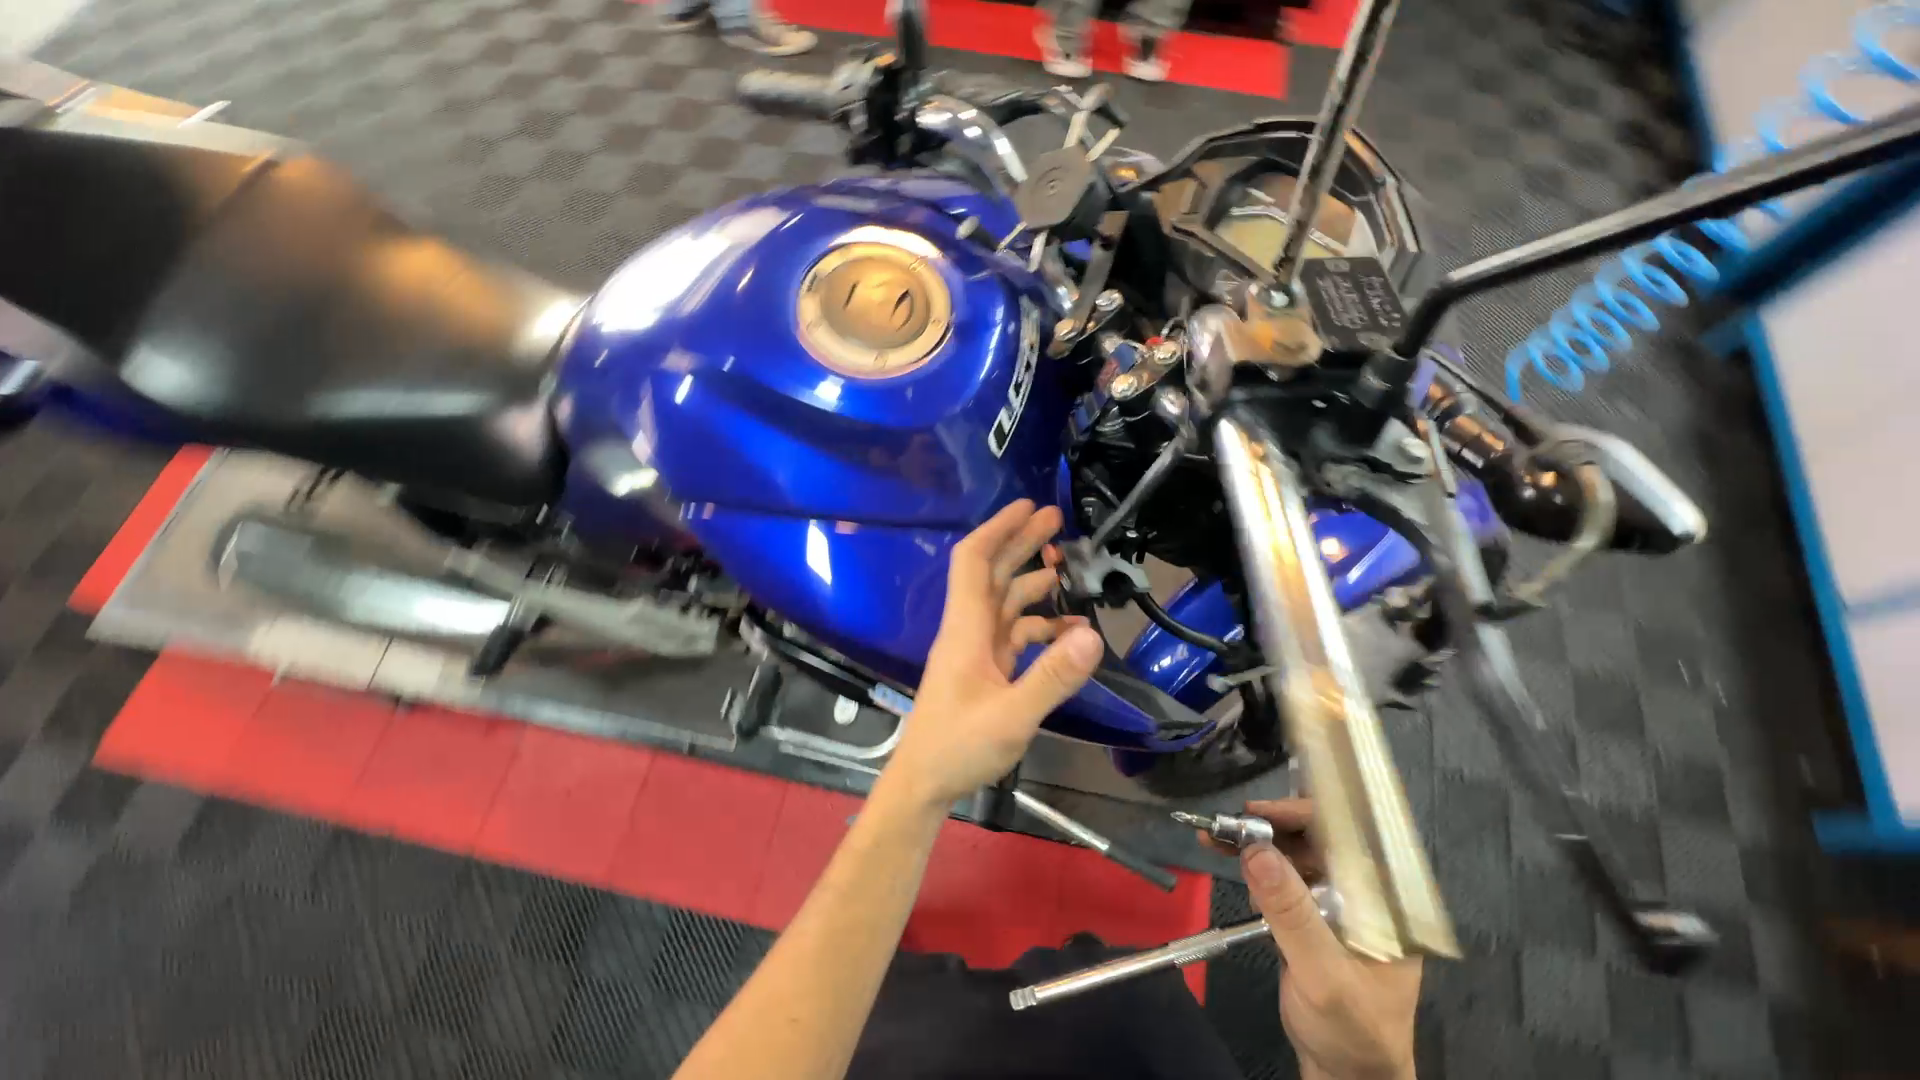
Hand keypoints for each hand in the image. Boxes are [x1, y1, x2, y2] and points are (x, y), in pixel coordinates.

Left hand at [882, 499, 1104, 808]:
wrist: (925, 783)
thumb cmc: (957, 747)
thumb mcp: (1011, 716)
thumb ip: (1052, 678)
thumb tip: (1094, 635)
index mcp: (966, 630)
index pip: (974, 561)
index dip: (998, 529)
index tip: (1028, 507)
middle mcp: (969, 631)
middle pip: (992, 574)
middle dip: (1021, 543)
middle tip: (1056, 520)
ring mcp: (976, 652)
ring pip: (1005, 603)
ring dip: (1034, 584)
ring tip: (1070, 571)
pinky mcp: (985, 672)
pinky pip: (1015, 637)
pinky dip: (1041, 629)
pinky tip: (1070, 636)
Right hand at [1220, 800, 1421, 1079]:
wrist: (1345, 1077)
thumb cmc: (1350, 1029)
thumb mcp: (1322, 973)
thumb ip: (1291, 913)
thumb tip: (1255, 850)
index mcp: (1385, 901)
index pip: (1351, 837)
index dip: (1305, 815)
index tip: (1258, 813)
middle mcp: (1365, 894)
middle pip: (1319, 840)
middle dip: (1272, 827)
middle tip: (1227, 825)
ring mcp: (1337, 904)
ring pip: (1296, 855)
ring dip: (1257, 843)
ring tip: (1216, 836)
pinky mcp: (1312, 917)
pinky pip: (1284, 880)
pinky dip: (1254, 866)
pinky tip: (1228, 857)